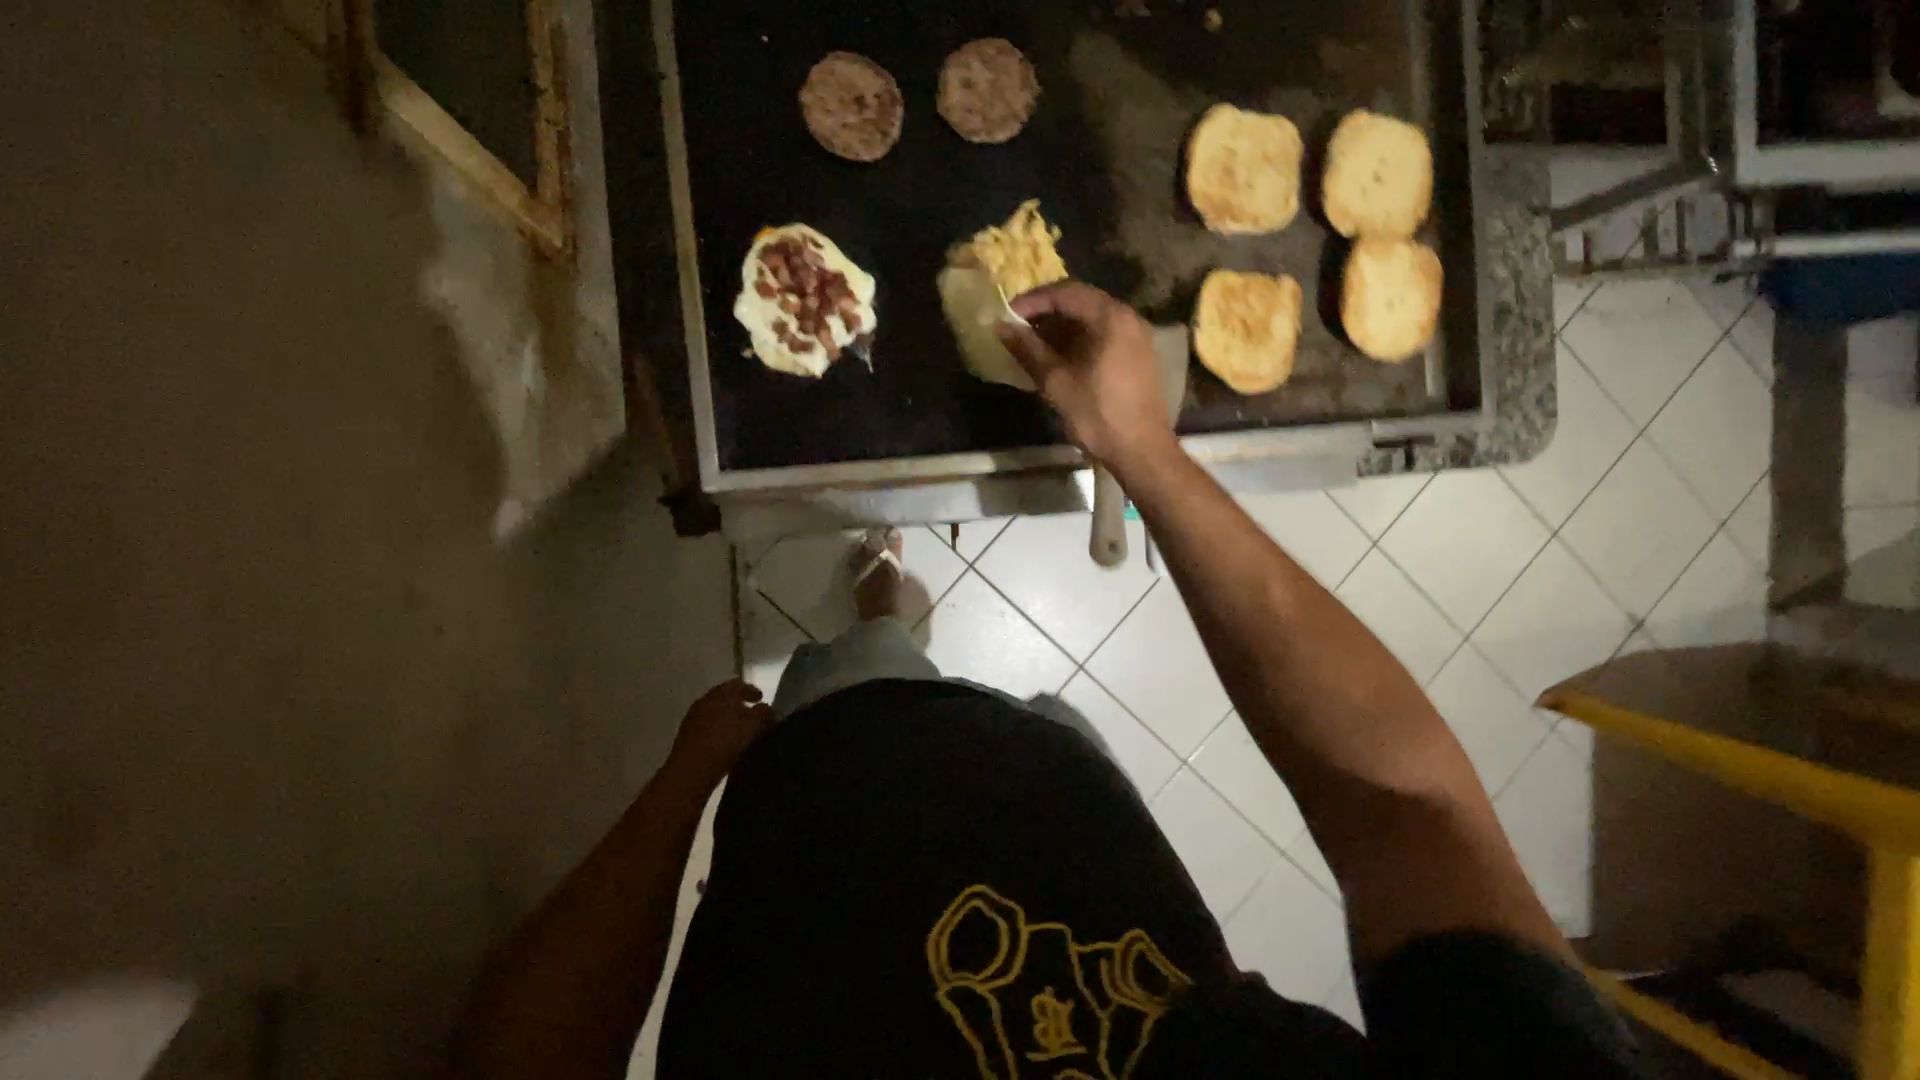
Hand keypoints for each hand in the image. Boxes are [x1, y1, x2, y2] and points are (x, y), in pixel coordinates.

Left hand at [666, 679, 775, 790]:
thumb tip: (768, 709)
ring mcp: (693, 719)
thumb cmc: (724, 743)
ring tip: (741, 731)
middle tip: (752, 713)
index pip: (738, 684)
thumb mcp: (753, 728)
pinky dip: (718, 730)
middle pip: (724, 698)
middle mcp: (705, 701)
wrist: (690, 770)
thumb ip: (764, 715)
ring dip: (728, 718)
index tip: (761, 697)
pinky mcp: (686, 737)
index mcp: (721, 694)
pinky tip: (726, 743)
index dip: (751, 690)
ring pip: (715, 713)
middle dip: (739, 705)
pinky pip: (707, 727)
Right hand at [995, 282, 1173, 469]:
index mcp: (1111, 317)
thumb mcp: (1056, 382)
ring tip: (1033, 346)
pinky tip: (1059, 359)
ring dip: (1061, 329)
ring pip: (1092, 320)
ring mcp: (1137, 337)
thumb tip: (1002, 327)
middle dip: (1046, 313)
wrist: (1141, 451)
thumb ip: (1028, 349)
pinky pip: (1103, 336)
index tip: (1008, 315)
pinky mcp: (1138, 356)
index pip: (1065, 293)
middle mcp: (1128, 318)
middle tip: (1018, 328)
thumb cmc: (1098, 414)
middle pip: (1081, 302)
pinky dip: (1078, 341)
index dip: (1033, 301)